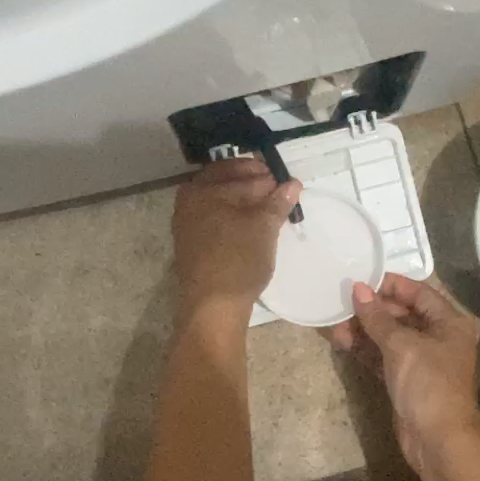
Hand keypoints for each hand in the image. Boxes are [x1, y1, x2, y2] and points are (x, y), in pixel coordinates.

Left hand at [172, 157, 303, 313]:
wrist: (212, 308)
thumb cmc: (238, 260)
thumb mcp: (264, 228)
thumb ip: (277, 202)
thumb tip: (292, 184)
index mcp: (203, 189)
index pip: (241, 173)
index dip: (266, 176)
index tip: (286, 184)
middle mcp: (189, 201)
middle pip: (226, 182)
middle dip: (253, 183)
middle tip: (279, 193)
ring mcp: (187, 223)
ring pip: (220, 201)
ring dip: (244, 200)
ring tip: (268, 210)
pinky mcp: (191, 243)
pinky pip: (215, 218)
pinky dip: (233, 215)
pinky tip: (250, 225)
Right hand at [328, 274, 479, 475]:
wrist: (438, 441)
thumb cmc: (428, 384)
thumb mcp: (401, 346)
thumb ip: (378, 317)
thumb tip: (358, 288)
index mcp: (449, 323)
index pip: (419, 292)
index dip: (391, 284)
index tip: (361, 279)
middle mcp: (439, 337)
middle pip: (402, 314)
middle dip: (372, 309)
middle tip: (341, 303)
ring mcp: (422, 361)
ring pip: (389, 337)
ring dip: (364, 329)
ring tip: (334, 324)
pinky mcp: (406, 380)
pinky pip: (383, 356)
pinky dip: (365, 349)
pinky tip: (342, 341)